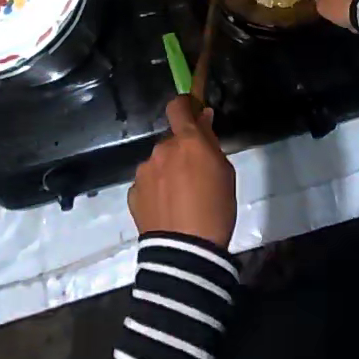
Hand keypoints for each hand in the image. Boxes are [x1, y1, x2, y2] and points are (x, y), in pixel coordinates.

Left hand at [129, 96, 236, 247]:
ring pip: (158, 162)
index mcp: (186, 141)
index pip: (178, 106)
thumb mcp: (225, 173)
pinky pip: (147, 183)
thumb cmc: (215, 209)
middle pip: (171, 141)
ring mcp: (144, 171)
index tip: (192, 113)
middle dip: (181, 151)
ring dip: (167, 171)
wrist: (186, 252)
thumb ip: (211, 143)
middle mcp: (161, 149)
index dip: (185, 106)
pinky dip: (156, 191)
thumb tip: (203, 119)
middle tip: (195, 175)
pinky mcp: (133, 193)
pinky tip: (167, 209)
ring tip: (180, 199)